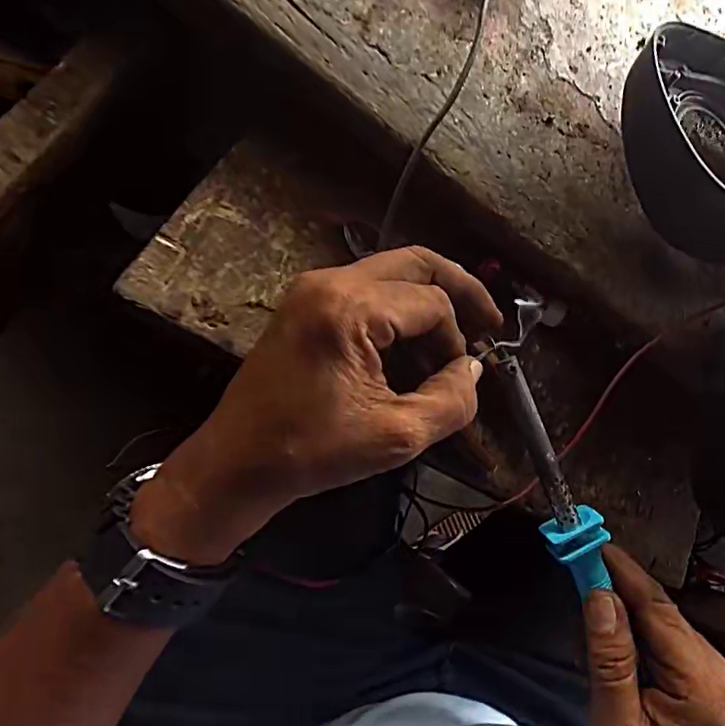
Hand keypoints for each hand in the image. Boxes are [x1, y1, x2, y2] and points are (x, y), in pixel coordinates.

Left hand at [131, 246, 502, 563]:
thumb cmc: (312, 451)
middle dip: (461, 289)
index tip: (457, 377)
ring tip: (454, 339)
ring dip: (431, 299)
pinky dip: (403, 307)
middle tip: (489, 321)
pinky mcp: (307, 303)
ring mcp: (313, 288)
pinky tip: (416, 340)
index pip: (433, 303)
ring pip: (395, 270)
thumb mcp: (398, 436)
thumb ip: (452, 400)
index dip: (457, 339)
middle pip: (417, 262)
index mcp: (348, 309)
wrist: (236, 463)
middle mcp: (329, 282)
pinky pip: (371, 287)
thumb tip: (473, 368)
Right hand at [585, 546, 724, 725]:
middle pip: (656, 606)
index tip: (588, 545)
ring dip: (621, 605)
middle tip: (578, 561)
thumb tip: (600, 600)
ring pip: (656, 618)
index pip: (653, 604)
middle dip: (615, 583)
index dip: (618, 570)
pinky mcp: (696, 676)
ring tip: (586, 600)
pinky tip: (607, 635)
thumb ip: (609, 661)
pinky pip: (659, 637)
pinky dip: (630, 628)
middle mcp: (709, 665)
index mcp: (697, 677)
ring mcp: (706, 669)